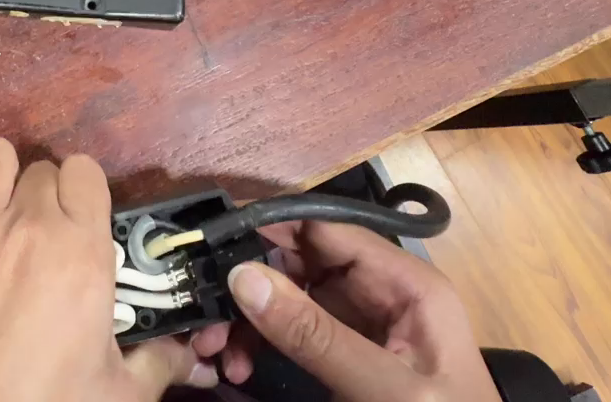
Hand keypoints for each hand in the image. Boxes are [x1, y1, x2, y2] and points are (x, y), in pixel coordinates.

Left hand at [0, 138, 214, 401]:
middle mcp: (28, 222)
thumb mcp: (115, 395)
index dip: (82, 191)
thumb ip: (155, 362)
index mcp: (80, 249)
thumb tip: (188, 353)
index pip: (84, 171)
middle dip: (41, 195)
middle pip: (40, 168)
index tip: (77, 218)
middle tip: (36, 234)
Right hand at [190, 220, 497, 400]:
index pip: (325, 228)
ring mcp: (359, 321)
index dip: (270, 225)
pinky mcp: (342, 352)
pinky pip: (289, 329)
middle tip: (207, 304)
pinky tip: (238, 365)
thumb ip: (316, 335)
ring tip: (215, 346)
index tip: (215, 237)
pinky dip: (258, 342)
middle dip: (249, 279)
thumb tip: (242, 274)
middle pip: (298, 260)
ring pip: (286, 294)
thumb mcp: (386, 392)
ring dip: (246, 317)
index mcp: (404, 282)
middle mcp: (378, 289)